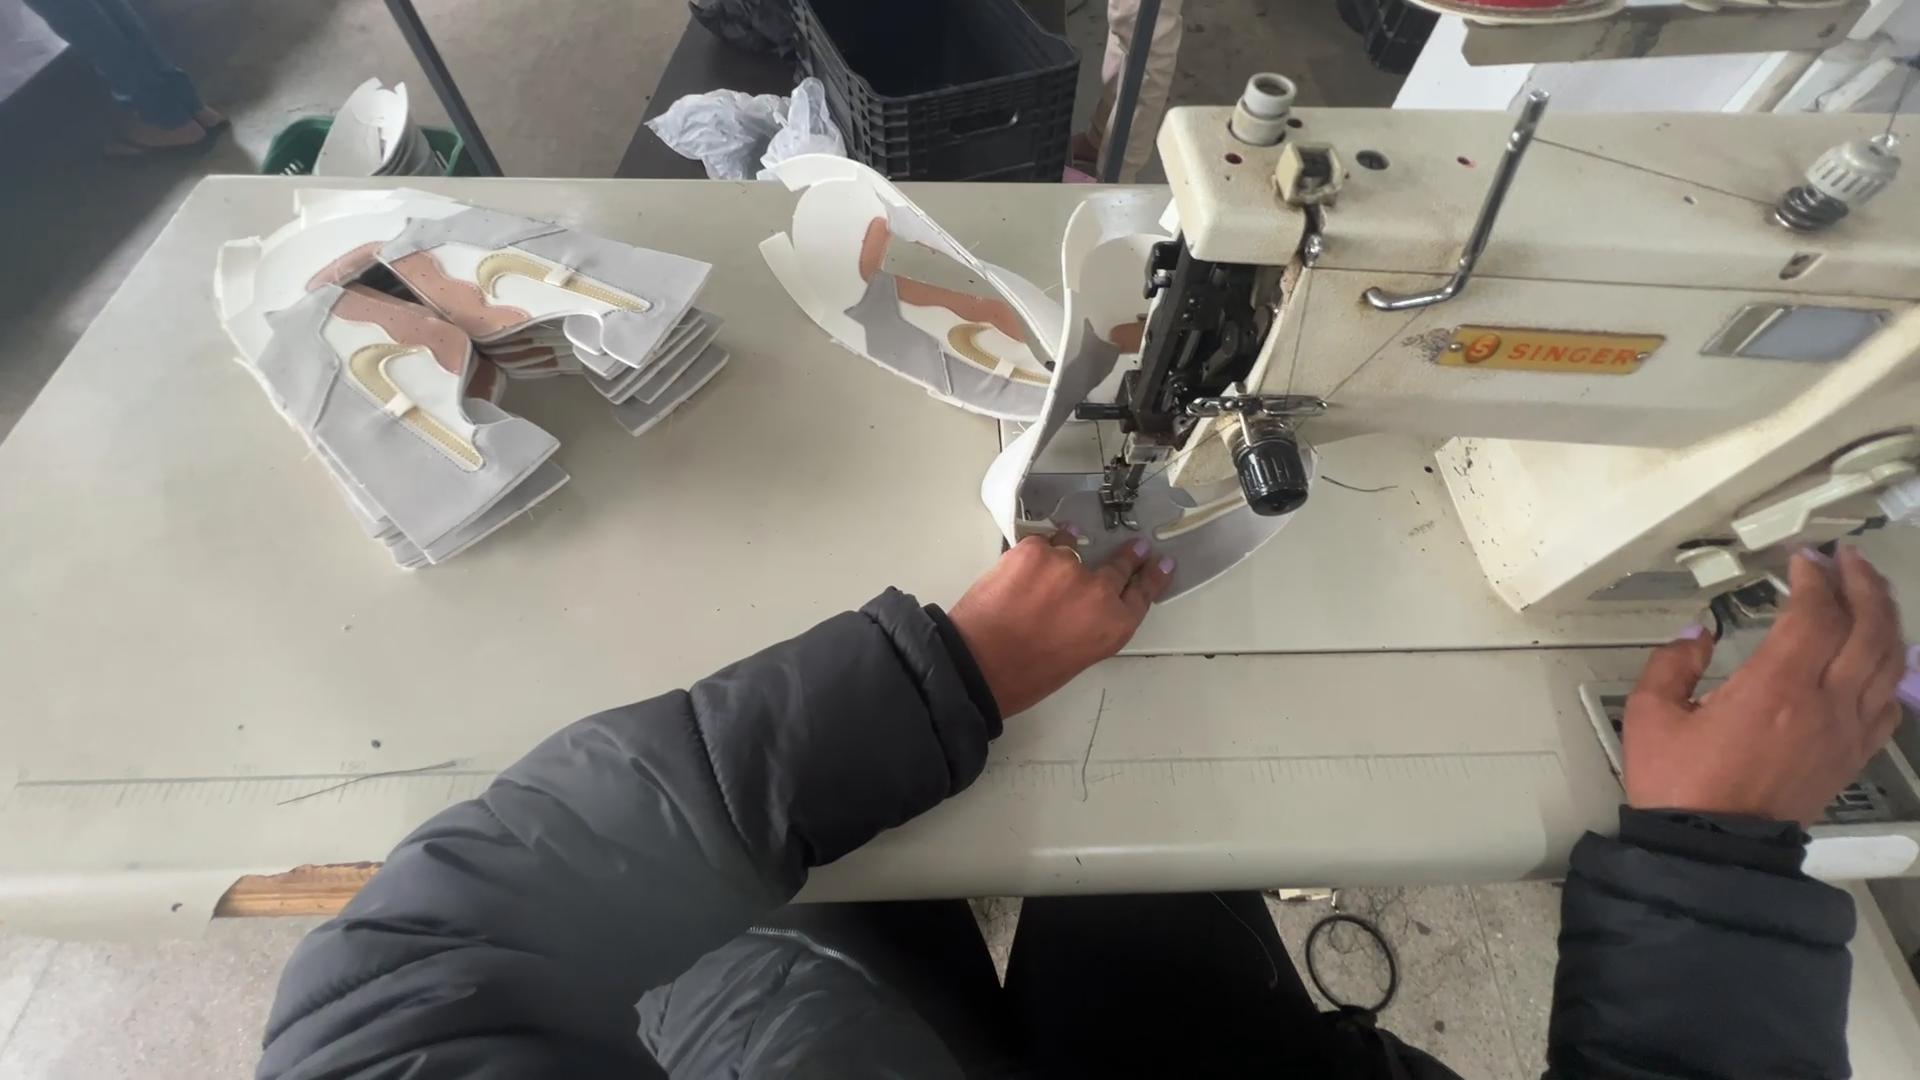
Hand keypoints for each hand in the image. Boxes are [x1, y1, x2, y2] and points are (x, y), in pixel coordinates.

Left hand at [946, 530, 1174, 716]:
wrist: (981, 663)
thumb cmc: (1026, 673)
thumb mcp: (1079, 656)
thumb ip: (1092, 625)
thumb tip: (1085, 606)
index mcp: (1114, 625)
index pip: (1142, 593)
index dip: (1152, 577)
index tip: (1159, 564)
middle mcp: (1098, 591)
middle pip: (1119, 566)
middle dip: (1127, 556)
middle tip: (1135, 548)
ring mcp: (1067, 566)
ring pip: (1076, 547)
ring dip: (1072, 550)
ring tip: (1065, 553)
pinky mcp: (1035, 551)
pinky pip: (1045, 541)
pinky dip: (1040, 548)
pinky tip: (1034, 558)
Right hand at [1623, 547, 1907, 825]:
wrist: (1716, 839)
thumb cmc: (1680, 779)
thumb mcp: (1651, 713)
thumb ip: (1672, 665)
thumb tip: (1697, 634)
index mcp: (1774, 689)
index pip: (1813, 619)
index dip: (1813, 581)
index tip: (1802, 560)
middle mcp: (1825, 704)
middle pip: (1867, 631)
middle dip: (1862, 587)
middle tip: (1847, 560)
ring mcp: (1848, 728)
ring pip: (1892, 660)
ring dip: (1885, 619)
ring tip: (1870, 592)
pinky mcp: (1853, 748)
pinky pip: (1892, 697)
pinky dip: (1895, 663)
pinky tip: (1887, 652)